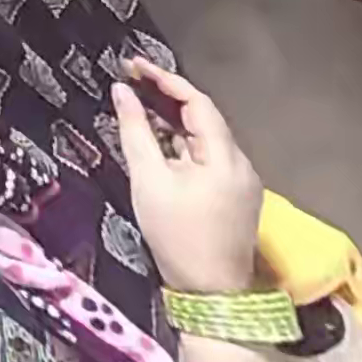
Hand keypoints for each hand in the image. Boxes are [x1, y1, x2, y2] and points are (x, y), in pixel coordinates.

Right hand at [112, 58, 261, 293]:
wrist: (210, 296)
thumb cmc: (176, 232)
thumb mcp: (147, 176)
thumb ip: (134, 128)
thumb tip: (121, 89)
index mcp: (225, 158)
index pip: (197, 102)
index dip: (164, 79)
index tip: (132, 65)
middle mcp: (240, 164)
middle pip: (203, 115)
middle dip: (167, 94)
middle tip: (132, 78)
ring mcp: (240, 181)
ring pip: (204, 135)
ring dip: (172, 116)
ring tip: (138, 102)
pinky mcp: (233, 194)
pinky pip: (205, 153)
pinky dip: (180, 138)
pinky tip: (157, 137)